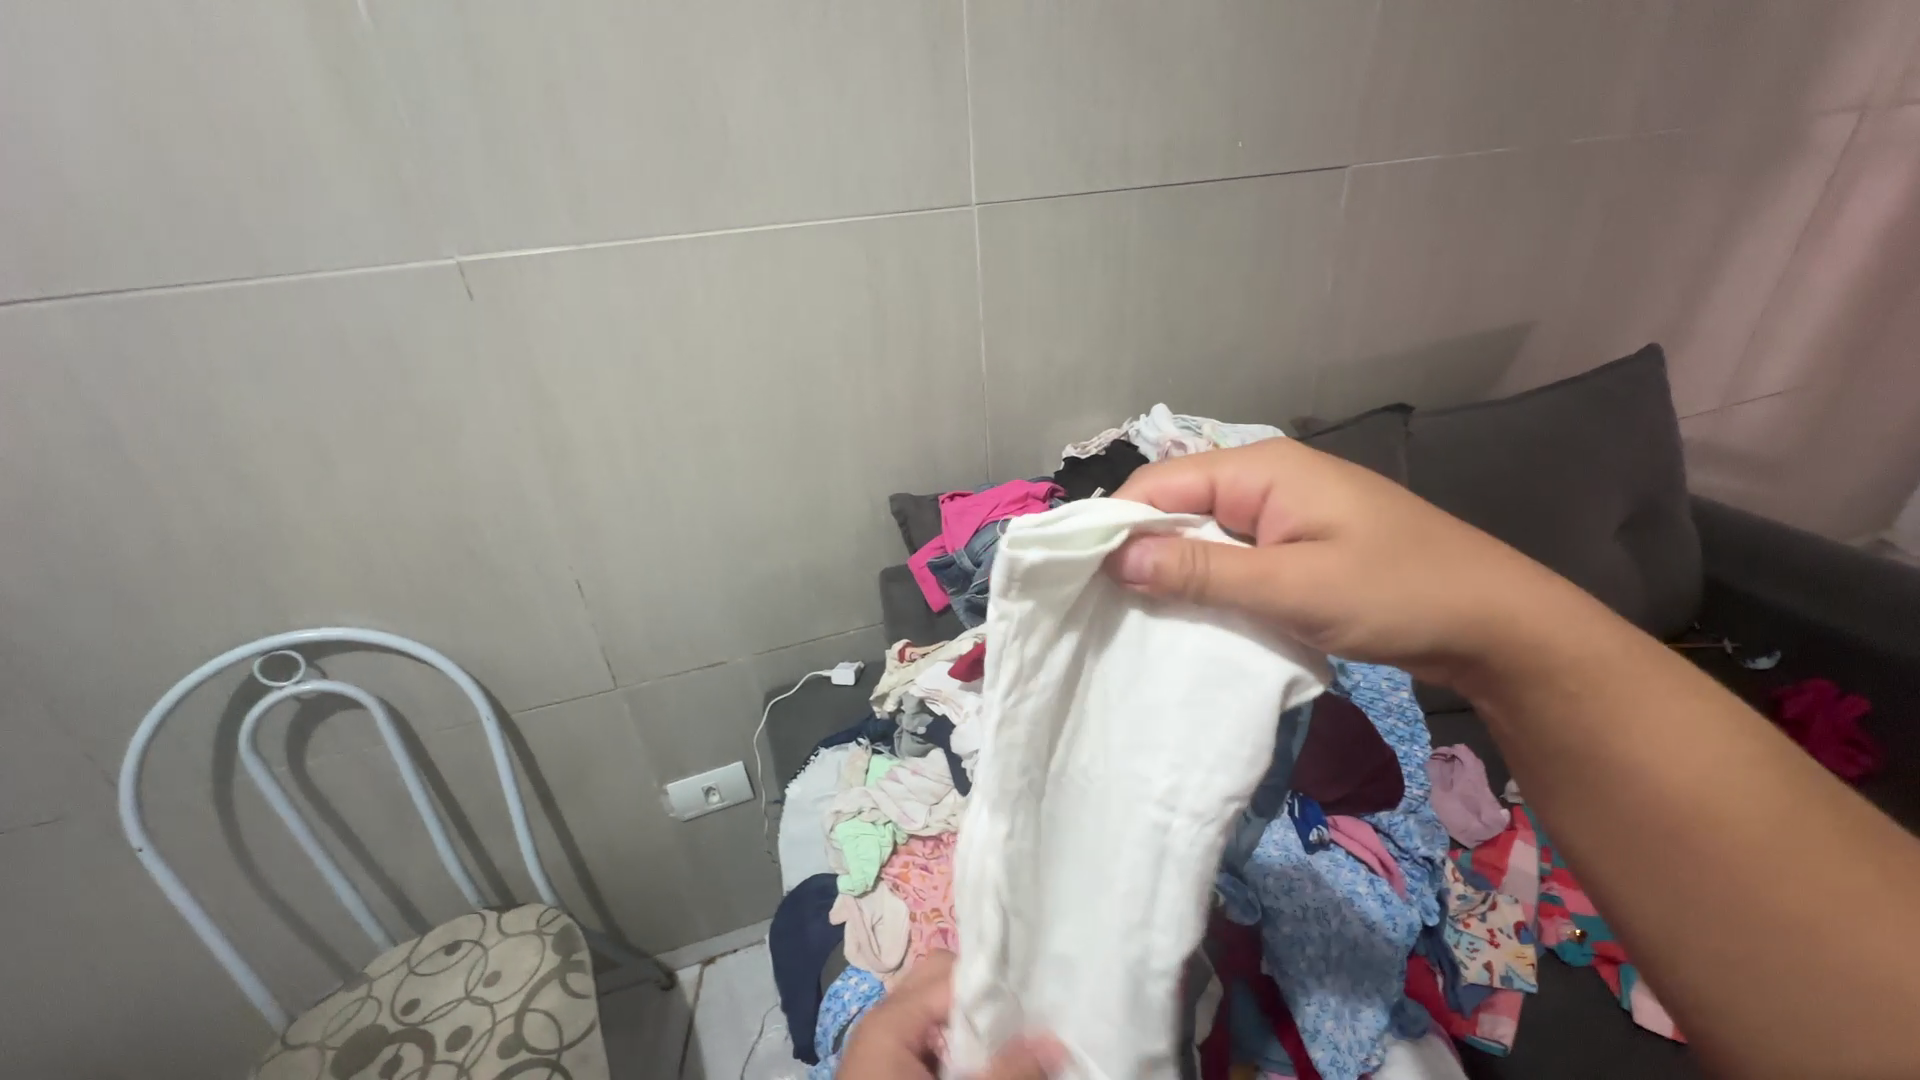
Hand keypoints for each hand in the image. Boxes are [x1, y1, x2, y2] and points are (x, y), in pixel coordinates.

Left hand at [837, 952, 1064, 1079]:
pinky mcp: (887, 1069)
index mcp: (890, 1021)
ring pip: (933, 1008)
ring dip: (970, 1020)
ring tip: (1008, 1039)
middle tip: (1020, 1016)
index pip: (952, 975)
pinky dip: (953, 1042)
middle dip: (981, 994)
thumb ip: (1010, 1071)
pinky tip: (981, 1062)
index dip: (994, 982)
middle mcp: (882, 1022)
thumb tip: (1057, 1041)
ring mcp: (881, 1045)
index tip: (1034, 995)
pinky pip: (925, 1036)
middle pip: (938, 980)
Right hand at [1105, 437, 1588, 687]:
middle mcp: (1262, 480)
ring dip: (1169, 571)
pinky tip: (1187, 616)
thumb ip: (1202, 572)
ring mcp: (1278, 513)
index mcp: (1259, 469)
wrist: (1496, 624)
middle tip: (1102, 605)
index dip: (1114, 526)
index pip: (1157, 484)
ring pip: (1198, 535)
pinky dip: (1203, 583)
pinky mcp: (1291, 546)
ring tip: (1133, 616)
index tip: (1081, 579)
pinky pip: (1227, 557)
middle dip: (1137, 550)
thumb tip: (1116, 558)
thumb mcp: (1293, 587)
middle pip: (1173, 506)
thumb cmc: (1398, 593)